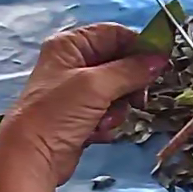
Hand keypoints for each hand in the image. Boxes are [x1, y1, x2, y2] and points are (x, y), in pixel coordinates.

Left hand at [0, 23, 167, 189]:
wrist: (32, 157)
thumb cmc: (58, 113)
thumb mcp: (96, 85)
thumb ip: (131, 70)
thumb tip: (160, 60)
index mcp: (70, 46)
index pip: (114, 34)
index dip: (138, 47)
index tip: (160, 64)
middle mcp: (73, 65)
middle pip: (119, 65)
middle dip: (128, 85)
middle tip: (137, 99)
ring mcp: (76, 94)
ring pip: (117, 93)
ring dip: (117, 109)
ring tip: (103, 120)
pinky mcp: (81, 119)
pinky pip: (108, 114)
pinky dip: (107, 124)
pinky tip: (95, 133)